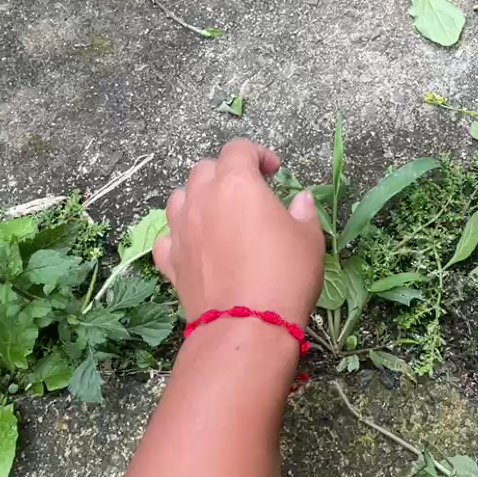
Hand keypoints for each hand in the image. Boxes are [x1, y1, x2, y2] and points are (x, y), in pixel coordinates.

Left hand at [152, 139, 324, 327]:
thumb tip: (302, 199)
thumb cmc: (285, 275)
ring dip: (198, 197)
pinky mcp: (170, 260)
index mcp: (237, 183)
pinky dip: (180, 233)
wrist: (247, 327)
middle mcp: (202, 199)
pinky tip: (196, 244)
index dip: (258, 154)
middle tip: (249, 192)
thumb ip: (304, 211)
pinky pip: (167, 235)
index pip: (239, 149)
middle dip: (226, 172)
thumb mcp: (309, 239)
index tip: (274, 172)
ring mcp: (181, 230)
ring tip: (219, 214)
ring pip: (180, 197)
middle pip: (205, 168)